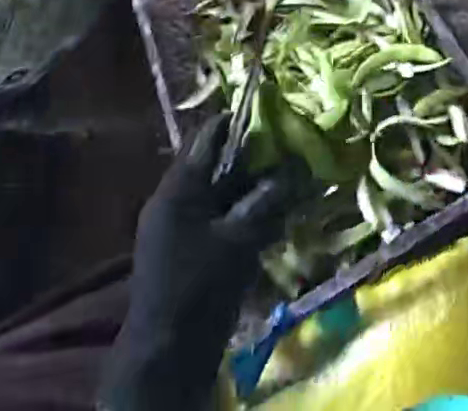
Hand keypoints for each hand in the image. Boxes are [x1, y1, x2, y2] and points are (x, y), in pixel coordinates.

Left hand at [98, 117, 292, 410]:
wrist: (166, 356)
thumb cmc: (199, 285)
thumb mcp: (241, 236)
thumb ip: (270, 197)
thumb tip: (301, 165)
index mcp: (178, 188)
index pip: (209, 136)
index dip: (242, 120)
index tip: (277, 112)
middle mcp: (177, 200)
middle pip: (221, 164)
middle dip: (260, 157)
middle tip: (296, 149)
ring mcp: (183, 227)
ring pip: (227, 192)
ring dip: (259, 187)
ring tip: (297, 181)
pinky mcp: (194, 250)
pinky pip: (225, 218)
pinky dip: (251, 213)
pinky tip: (281, 217)